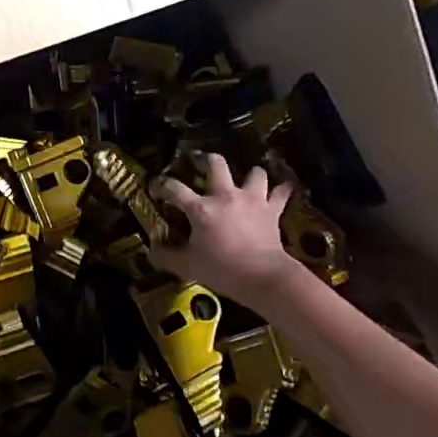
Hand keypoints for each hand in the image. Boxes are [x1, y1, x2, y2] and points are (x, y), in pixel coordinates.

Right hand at [151, 154, 299, 307]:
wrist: (263, 276)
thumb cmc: (222, 269)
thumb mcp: (188, 266)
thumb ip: (167, 256)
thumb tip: (152, 251)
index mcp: (201, 209)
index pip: (175, 189)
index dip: (161, 185)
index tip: (155, 186)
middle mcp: (226, 197)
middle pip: (216, 165)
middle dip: (208, 160)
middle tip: (203, 162)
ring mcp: (252, 200)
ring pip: (254, 173)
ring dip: (251, 174)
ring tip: (247, 179)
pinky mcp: (272, 211)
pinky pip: (282, 193)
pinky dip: (283, 189)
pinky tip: (285, 187)